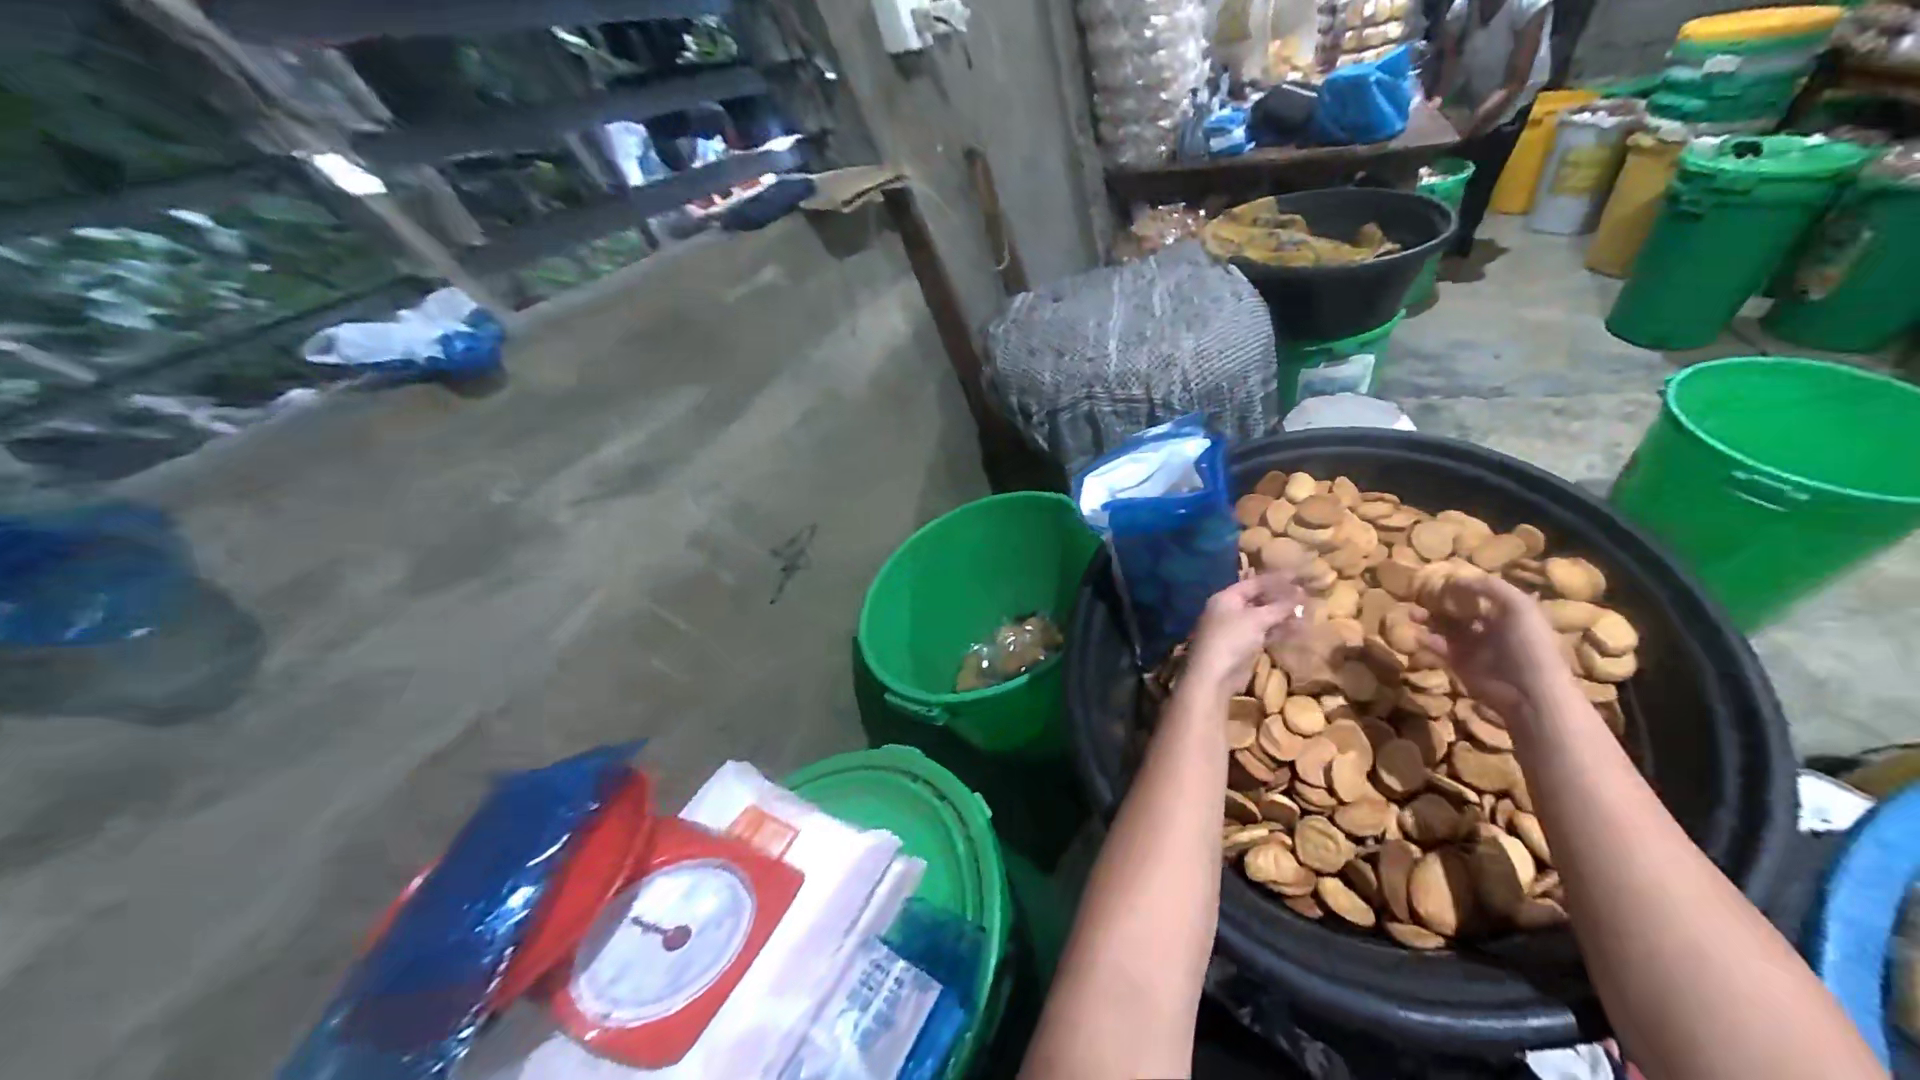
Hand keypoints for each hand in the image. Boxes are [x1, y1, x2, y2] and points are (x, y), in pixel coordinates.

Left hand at [1182, 574, 1307, 697]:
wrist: (1215, 674)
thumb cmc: (1232, 638)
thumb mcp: (1257, 618)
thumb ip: (1279, 606)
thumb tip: (1300, 593)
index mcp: (1226, 597)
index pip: (1254, 583)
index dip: (1276, 579)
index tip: (1298, 576)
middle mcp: (1230, 610)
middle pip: (1259, 599)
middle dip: (1281, 598)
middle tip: (1306, 595)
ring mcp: (1237, 628)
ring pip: (1264, 617)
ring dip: (1284, 615)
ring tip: (1307, 611)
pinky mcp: (1244, 645)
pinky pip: (1265, 632)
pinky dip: (1280, 630)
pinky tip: (1299, 628)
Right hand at [1414, 575, 1568, 720]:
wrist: (1527, 690)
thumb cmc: (1527, 644)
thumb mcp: (1519, 606)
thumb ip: (1490, 587)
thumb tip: (1456, 578)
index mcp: (1507, 614)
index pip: (1480, 595)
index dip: (1461, 587)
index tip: (1440, 578)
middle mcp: (1488, 628)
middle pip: (1457, 610)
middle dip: (1438, 602)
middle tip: (1419, 595)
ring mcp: (1471, 647)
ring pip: (1443, 627)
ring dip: (1427, 619)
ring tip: (1411, 613)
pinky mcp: (1457, 663)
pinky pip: (1437, 647)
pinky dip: (1426, 640)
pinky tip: (1417, 634)